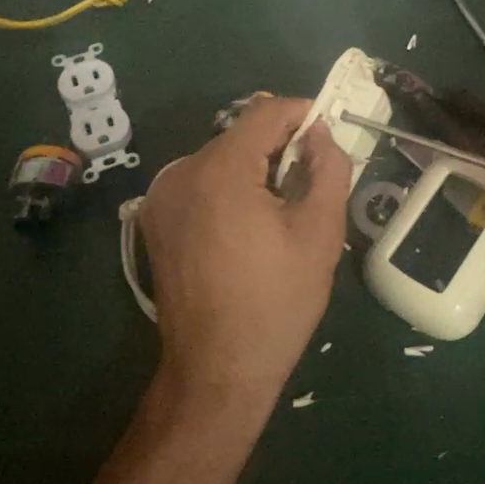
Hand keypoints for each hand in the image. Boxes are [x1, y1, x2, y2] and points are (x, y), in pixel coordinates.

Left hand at [139, 97, 351, 403]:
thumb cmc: (276, 302)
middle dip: (279, 146)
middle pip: (241, 135)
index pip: (265, 112)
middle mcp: (181, 171)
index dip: (302, 114)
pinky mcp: (155, 219)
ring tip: (280, 210)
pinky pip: (200, 182)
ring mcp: (161, 196)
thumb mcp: (320, 233)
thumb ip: (329, 169)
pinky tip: (247, 226)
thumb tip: (321, 133)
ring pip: (220, 158)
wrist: (216, 371)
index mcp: (220, 170)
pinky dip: (228, 188)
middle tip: (311, 181)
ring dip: (254, 168)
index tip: (328, 133)